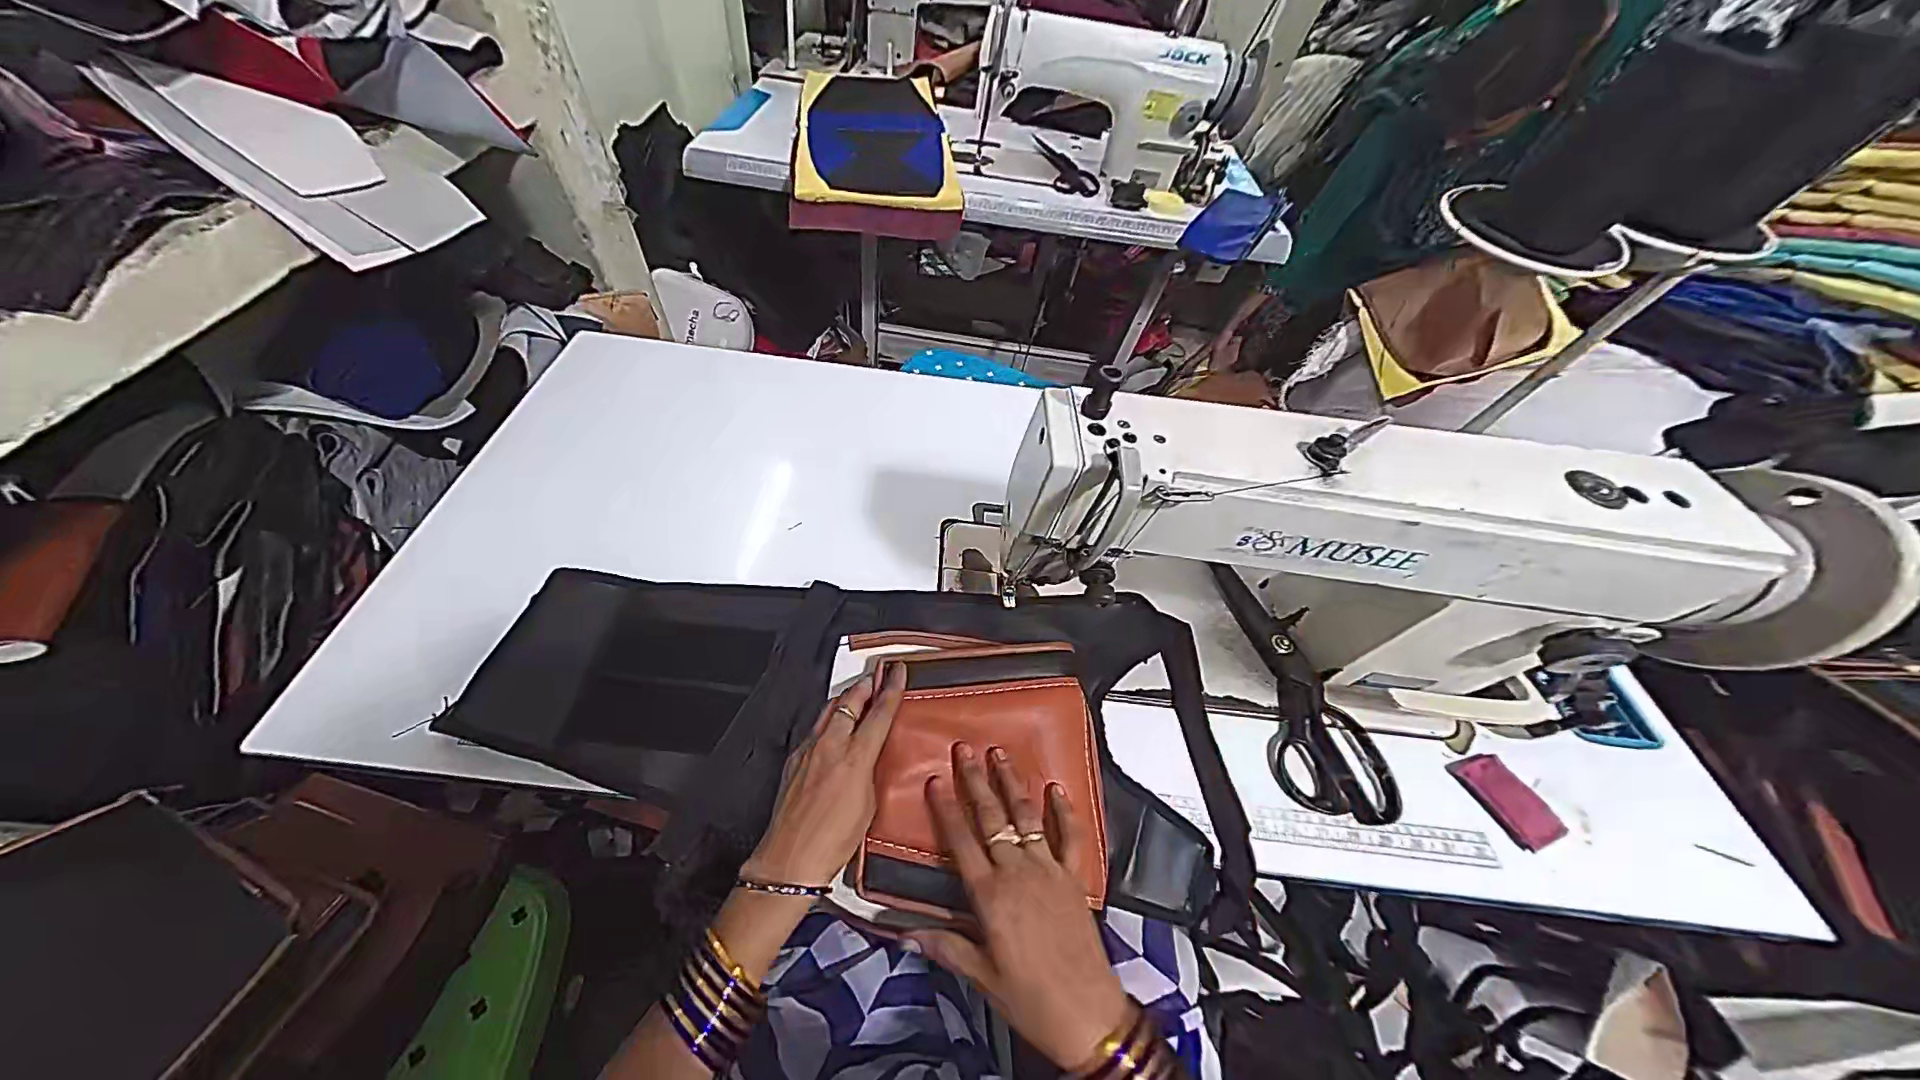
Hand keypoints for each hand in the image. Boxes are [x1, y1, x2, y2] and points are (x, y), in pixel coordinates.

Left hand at [741, 665, 906, 886]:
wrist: (791, 859)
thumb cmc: (832, 841)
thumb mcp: (869, 805)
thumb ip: (871, 771)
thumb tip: (871, 755)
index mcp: (855, 757)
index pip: (879, 712)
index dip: (891, 689)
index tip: (897, 672)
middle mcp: (830, 747)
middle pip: (850, 701)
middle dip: (866, 685)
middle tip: (877, 674)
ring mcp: (809, 751)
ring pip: (829, 711)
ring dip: (846, 698)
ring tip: (857, 692)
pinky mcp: (794, 761)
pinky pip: (814, 729)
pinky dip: (827, 720)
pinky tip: (831, 725)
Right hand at [908, 743, 1135, 1070]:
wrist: (1087, 1014)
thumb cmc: (1032, 999)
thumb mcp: (981, 975)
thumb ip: (946, 946)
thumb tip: (909, 932)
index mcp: (991, 896)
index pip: (961, 841)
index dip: (946, 809)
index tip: (935, 782)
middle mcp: (1018, 874)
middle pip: (991, 818)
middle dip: (975, 781)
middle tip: (964, 751)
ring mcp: (1049, 871)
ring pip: (1026, 816)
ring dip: (1011, 783)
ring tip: (1000, 755)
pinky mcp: (1073, 879)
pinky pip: (1070, 836)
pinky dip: (1064, 811)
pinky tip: (1055, 788)